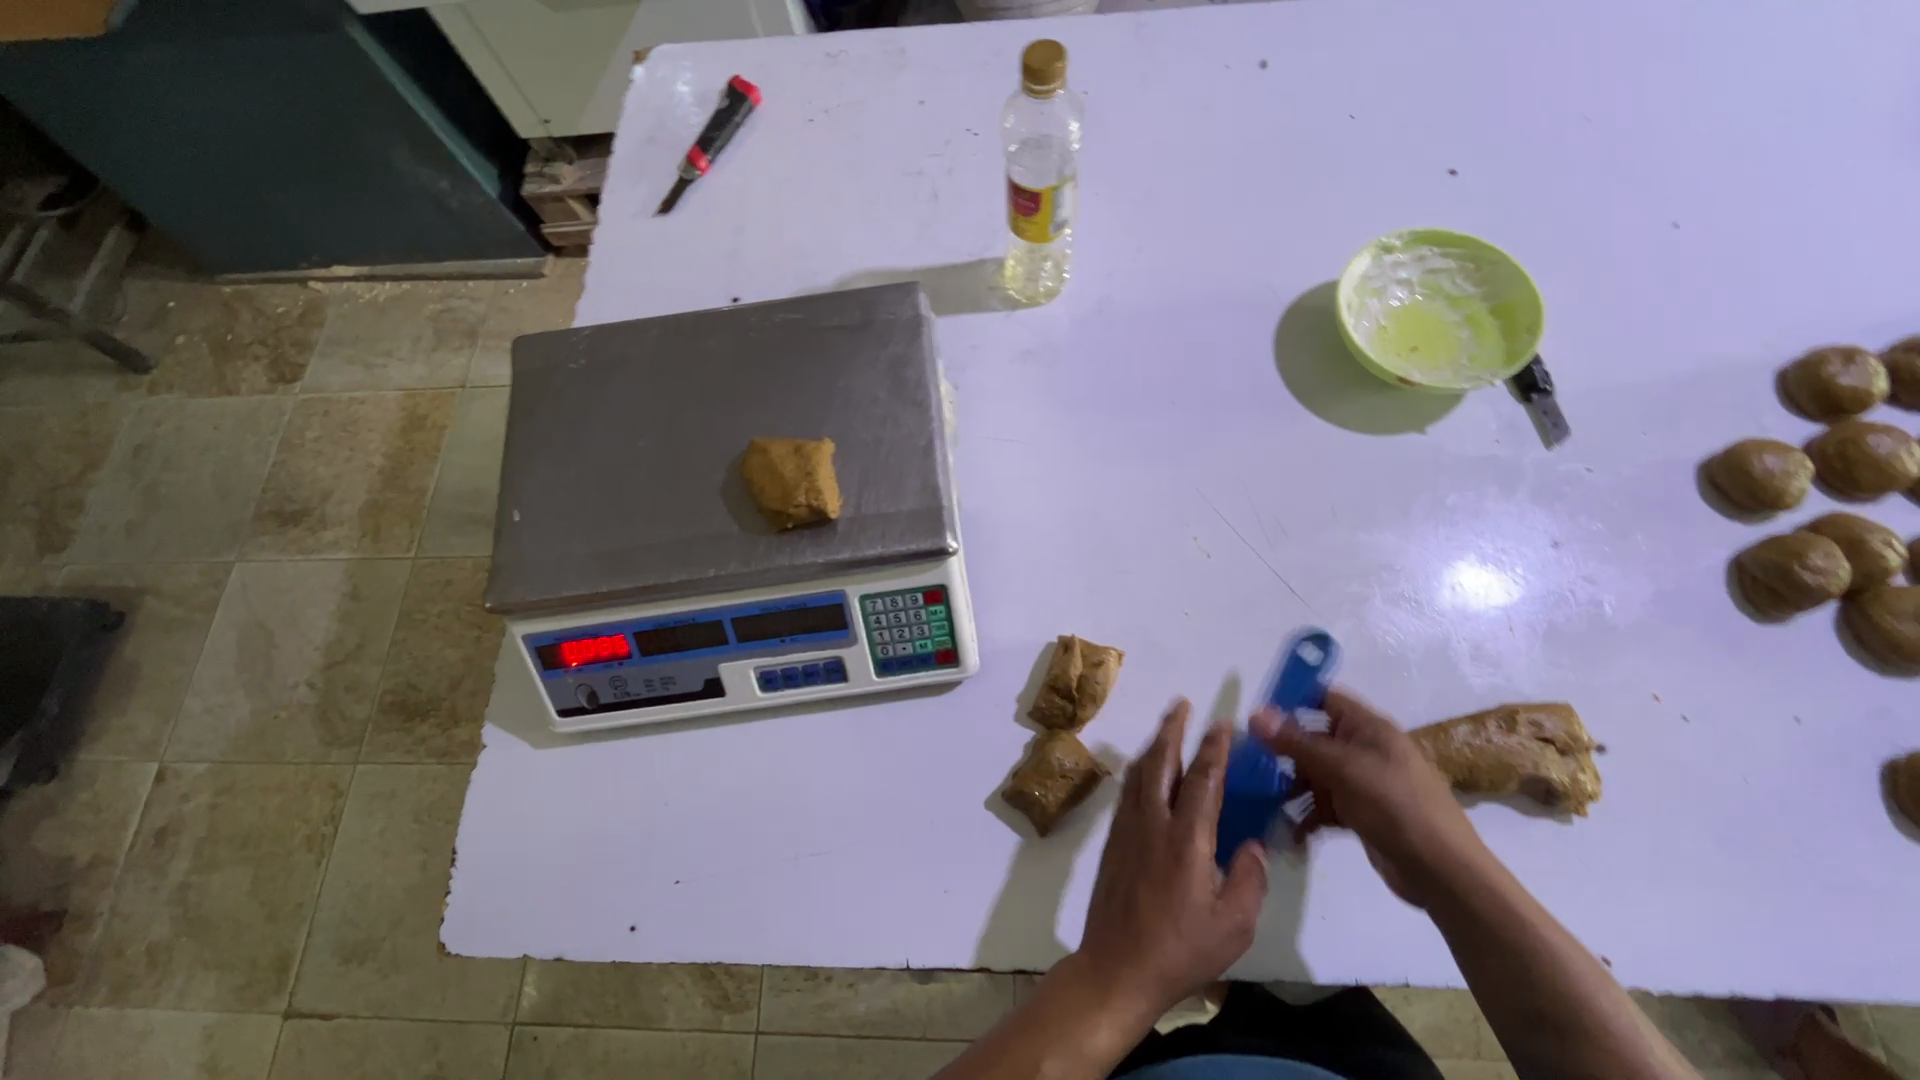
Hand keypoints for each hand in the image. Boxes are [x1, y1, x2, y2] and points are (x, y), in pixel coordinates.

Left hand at [1075, 700, 1267, 1020]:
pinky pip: (1126, 793)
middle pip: (1160, 763)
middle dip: (1172, 730)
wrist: (1116, 968)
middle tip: (1182, 704)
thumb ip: (1249, 880)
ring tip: (1166, 728)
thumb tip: (1251, 844)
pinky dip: (1138, 772)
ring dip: (1154, 746)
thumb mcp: (1234, 925)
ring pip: (1139, 774)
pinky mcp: (1112, 844)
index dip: (1213, 749)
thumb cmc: (1180, 950)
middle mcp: (1152, 824)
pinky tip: (1143, 772)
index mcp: (1186, 840)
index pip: (1202, 780)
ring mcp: (1127, 832)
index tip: (1221, 724)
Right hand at [1253, 689, 1489, 908]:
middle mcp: (1365, 751)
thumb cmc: (1395, 806)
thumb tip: (1255, 713)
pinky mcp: (1361, 815)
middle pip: (1313, 740)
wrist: (1441, 871)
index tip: (1255, 717)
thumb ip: (1297, 742)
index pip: (1324, 699)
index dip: (1291, 701)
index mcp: (1368, 729)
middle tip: (1248, 766)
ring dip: (1289, 789)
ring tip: (1261, 803)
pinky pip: (1324, 807)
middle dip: (1282, 753)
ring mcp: (1363, 784)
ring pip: (1315, 776)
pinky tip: (1289, 834)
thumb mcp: (1343, 769)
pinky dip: (1306, 817)